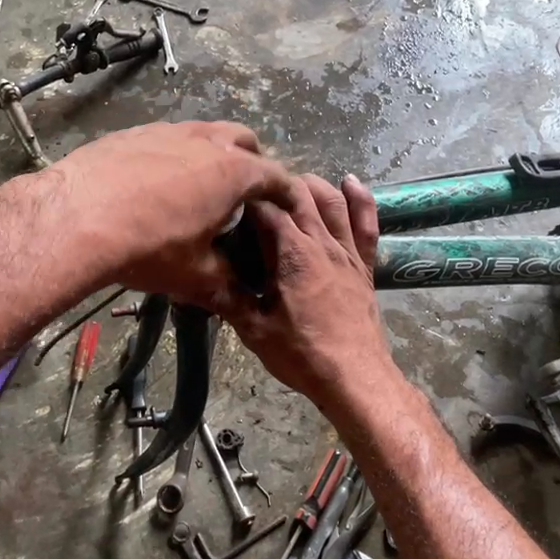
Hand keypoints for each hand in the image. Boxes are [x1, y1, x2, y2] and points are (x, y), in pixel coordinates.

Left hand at [38, 121, 298, 306]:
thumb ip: (229, 284)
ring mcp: (167, 130)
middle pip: (243, 140)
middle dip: (252, 162)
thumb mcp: (196, 277)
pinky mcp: (133, 131)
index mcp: (233, 172)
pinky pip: (167, 138)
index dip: (288, 194)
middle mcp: (206, 141)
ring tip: (200, 186)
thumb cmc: (146, 247)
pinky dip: (175, 154)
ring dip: (212, 154)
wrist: (73, 218)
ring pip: (204, 133)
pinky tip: (156, 182)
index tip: (292, 207)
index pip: (277, 177)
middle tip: (244, 195)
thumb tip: (244, 297)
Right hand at [213, 174, 396, 412]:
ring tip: (292, 181)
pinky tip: (351, 182)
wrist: (355, 378)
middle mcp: (320, 242)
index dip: (245, 199)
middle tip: (253, 189)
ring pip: (331, 202)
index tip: (227, 198)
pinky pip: (366, 224)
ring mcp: (346, 252)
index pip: (265, 209)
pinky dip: (361, 199)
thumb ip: (227, 299)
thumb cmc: (302, 354)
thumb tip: (193, 281)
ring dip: (311, 185)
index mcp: (291, 253)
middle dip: (274, 184)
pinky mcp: (364, 265)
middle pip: (298, 195)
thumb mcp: (254, 330)